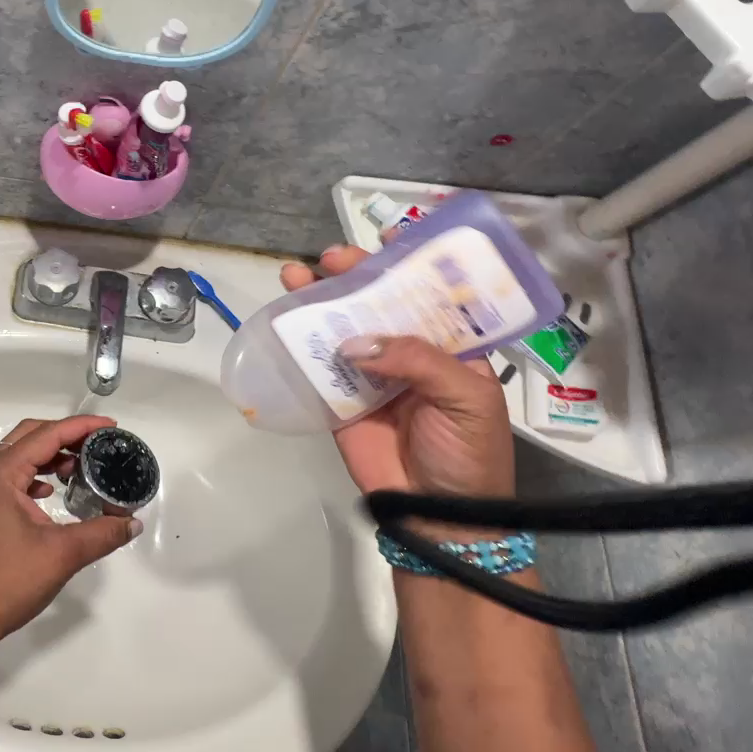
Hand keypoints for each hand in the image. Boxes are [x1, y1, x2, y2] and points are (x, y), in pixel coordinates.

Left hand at [0, 416, 141, 646]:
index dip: (80, 427)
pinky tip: (55, 492)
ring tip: (83, 468)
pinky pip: (16, 478)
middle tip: (98, 443)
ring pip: (21, 457)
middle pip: (31, 437)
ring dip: (52, 456)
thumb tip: (132, 522)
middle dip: (65, 436)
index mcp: (2, 473)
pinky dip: (39, 476)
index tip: (111, 426)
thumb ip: (101, 533)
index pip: (46, 435)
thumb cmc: (8, 580)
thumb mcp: (62, 554)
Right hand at [281, 247, 514, 501]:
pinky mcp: (338, 396)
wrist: (434, 515)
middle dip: (357, 274)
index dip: (414, 264)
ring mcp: (370, 373)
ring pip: (343, 325)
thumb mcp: (466, 399)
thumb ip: (419, 361)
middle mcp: (409, 352)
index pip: (433, 295)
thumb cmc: (469, 454)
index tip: (392, 236)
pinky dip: (298, 338)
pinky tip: (283, 315)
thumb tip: (356, 343)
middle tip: (334, 258)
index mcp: (451, 348)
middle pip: (380, 302)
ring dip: (320, 297)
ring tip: (296, 273)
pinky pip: (316, 362)